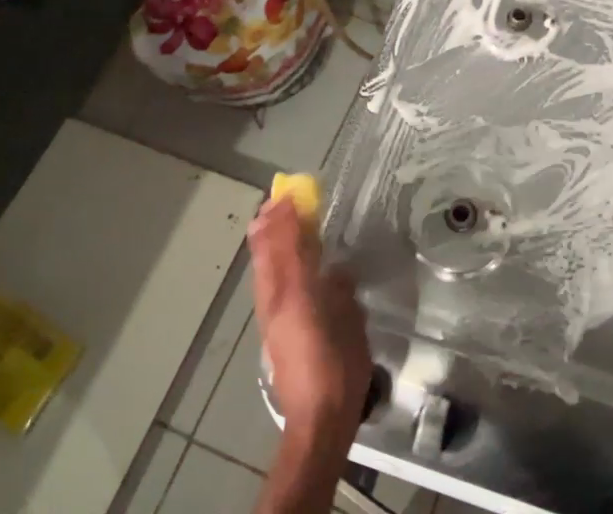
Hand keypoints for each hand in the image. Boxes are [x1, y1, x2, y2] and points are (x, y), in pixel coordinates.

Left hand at [248, 197, 371, 437]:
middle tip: (277, 199)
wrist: (316, 417)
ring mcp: (270, 314)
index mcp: (298, 293)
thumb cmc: (339, 369)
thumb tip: (334, 273)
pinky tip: (276, 260)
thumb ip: (340, 293)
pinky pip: (266, 283)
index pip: (291, 245)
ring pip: (262, 267)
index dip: (290, 218)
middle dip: (271, 224)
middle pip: (268, 252)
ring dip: (266, 241)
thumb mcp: (350, 323)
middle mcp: (278, 299)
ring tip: (270, 220)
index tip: (293, 194)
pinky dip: (268, 262)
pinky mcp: (271, 329)